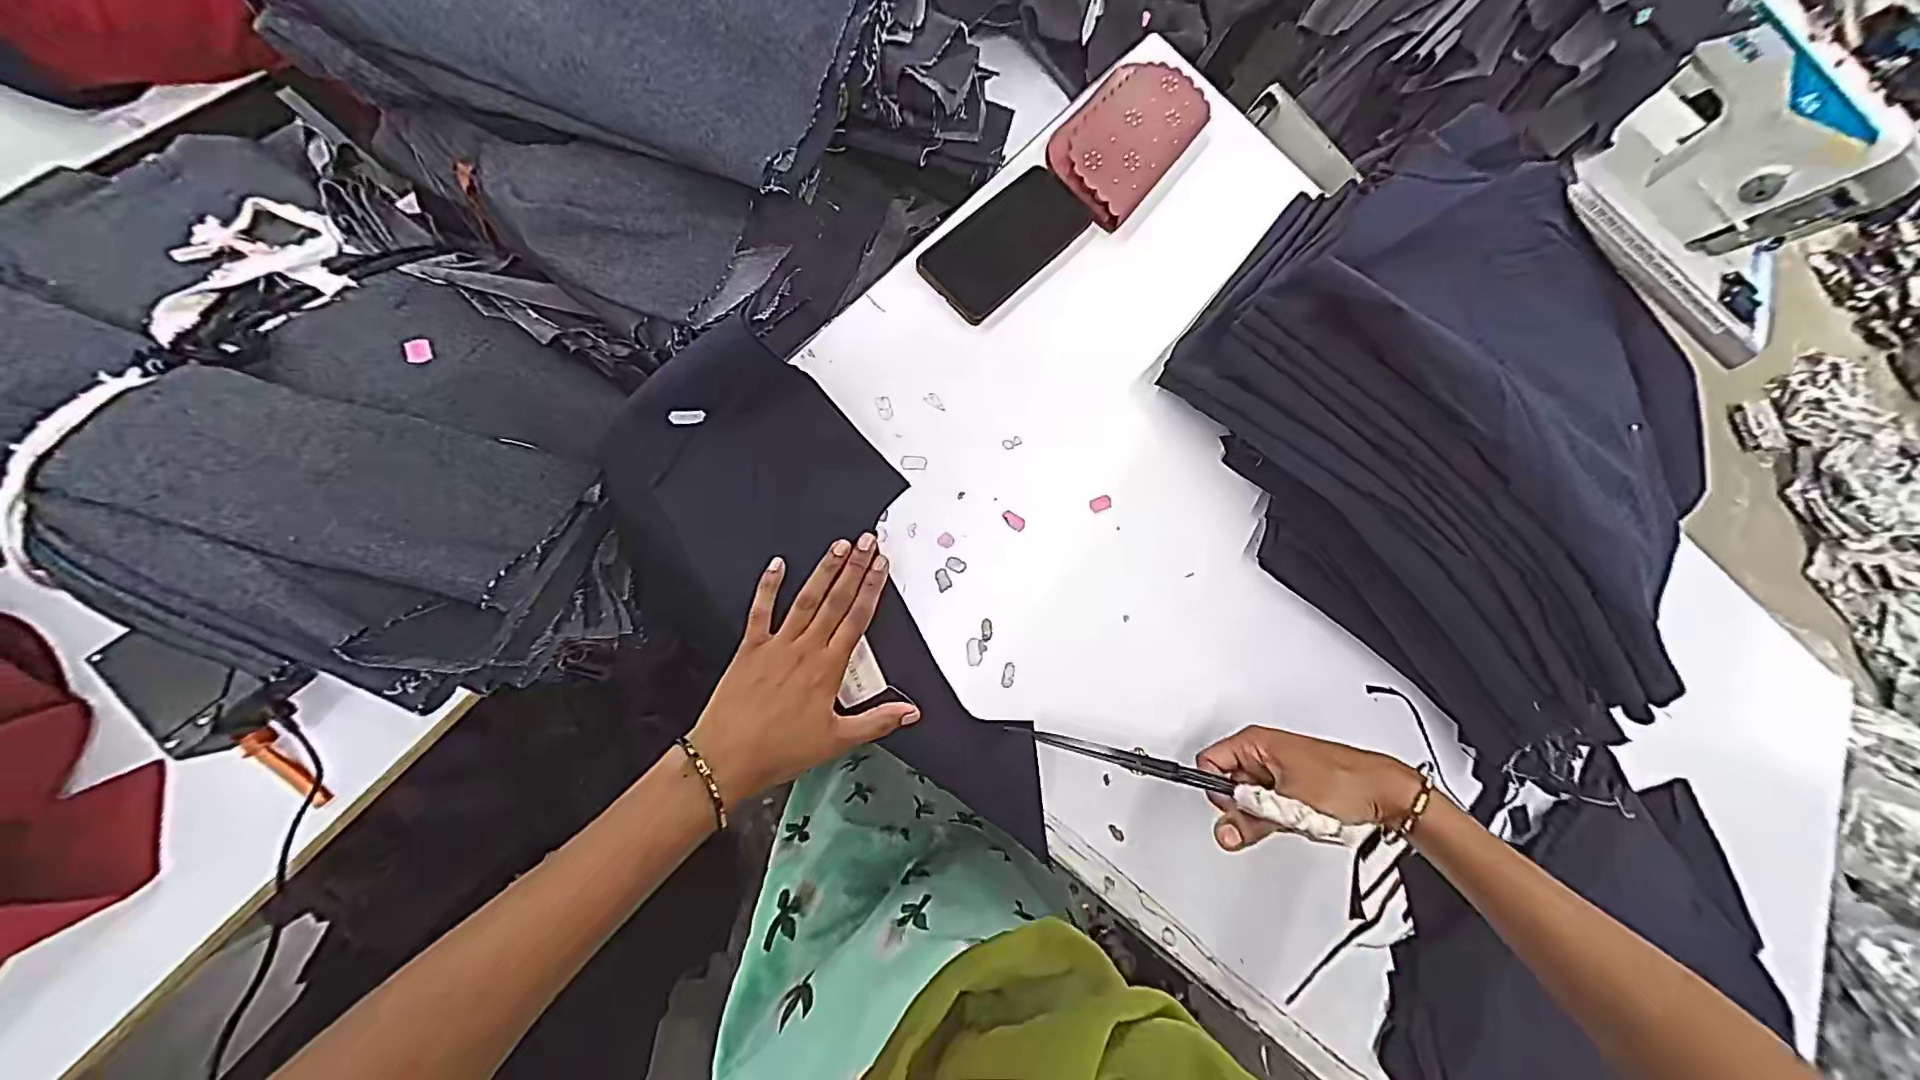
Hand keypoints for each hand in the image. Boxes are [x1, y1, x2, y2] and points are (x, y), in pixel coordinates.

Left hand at [687, 535, 919, 807]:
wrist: (726, 757)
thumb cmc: (778, 750)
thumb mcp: (836, 741)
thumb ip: (877, 721)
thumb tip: (910, 712)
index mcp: (827, 669)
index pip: (857, 619)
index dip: (872, 589)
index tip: (881, 567)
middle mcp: (804, 650)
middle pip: (836, 600)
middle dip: (855, 568)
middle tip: (867, 542)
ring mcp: (776, 645)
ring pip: (806, 599)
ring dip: (824, 570)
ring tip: (839, 546)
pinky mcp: (750, 648)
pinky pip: (761, 610)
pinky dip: (769, 586)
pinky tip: (777, 565)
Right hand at [1196, 726, 1423, 851]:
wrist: (1390, 792)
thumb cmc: (1348, 782)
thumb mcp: (1289, 807)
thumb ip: (1250, 821)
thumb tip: (1224, 830)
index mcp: (1254, 741)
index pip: (1208, 763)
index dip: (1218, 791)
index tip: (1234, 808)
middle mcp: (1263, 750)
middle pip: (1228, 782)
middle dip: (1244, 806)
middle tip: (1270, 814)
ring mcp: (1277, 767)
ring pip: (1250, 795)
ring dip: (1266, 813)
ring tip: (1293, 815)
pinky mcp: (1291, 782)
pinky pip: (1269, 801)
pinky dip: (1281, 815)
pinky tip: (1301, 817)